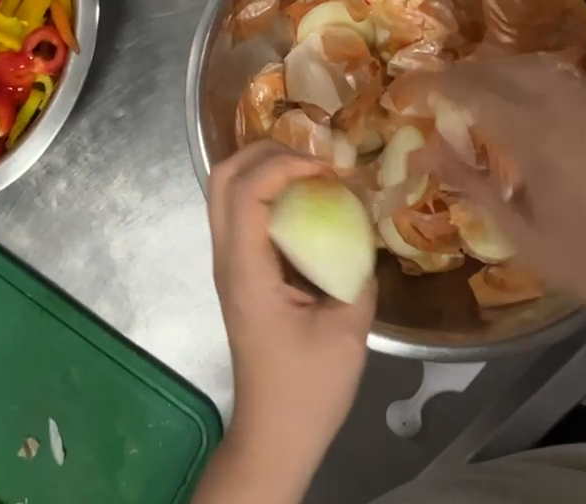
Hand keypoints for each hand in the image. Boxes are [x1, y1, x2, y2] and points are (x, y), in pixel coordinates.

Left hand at [206, 142, 373, 490]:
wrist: (274, 433)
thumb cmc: (308, 389)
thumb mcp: (348, 330)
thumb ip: (357, 271)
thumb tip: (363, 228)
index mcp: (246, 270)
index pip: (246, 191)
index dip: (284, 164)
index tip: (328, 167)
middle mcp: (226, 258)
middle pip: (222, 177)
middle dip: (266, 152)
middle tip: (315, 156)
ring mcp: (227, 263)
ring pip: (225, 191)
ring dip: (263, 168)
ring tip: (311, 169)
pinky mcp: (238, 271)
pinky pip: (240, 212)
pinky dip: (266, 191)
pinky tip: (303, 199)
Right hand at [449, 58, 585, 338]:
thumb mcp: (522, 235)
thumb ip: (471, 185)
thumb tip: (423, 153)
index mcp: (537, 136)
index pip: (471, 90)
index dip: (434, 85)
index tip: (408, 91)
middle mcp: (566, 109)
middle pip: (502, 69)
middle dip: (462, 74)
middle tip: (437, 93)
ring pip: (536, 69)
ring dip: (498, 73)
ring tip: (475, 93)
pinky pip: (566, 82)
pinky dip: (533, 81)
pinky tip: (529, 104)